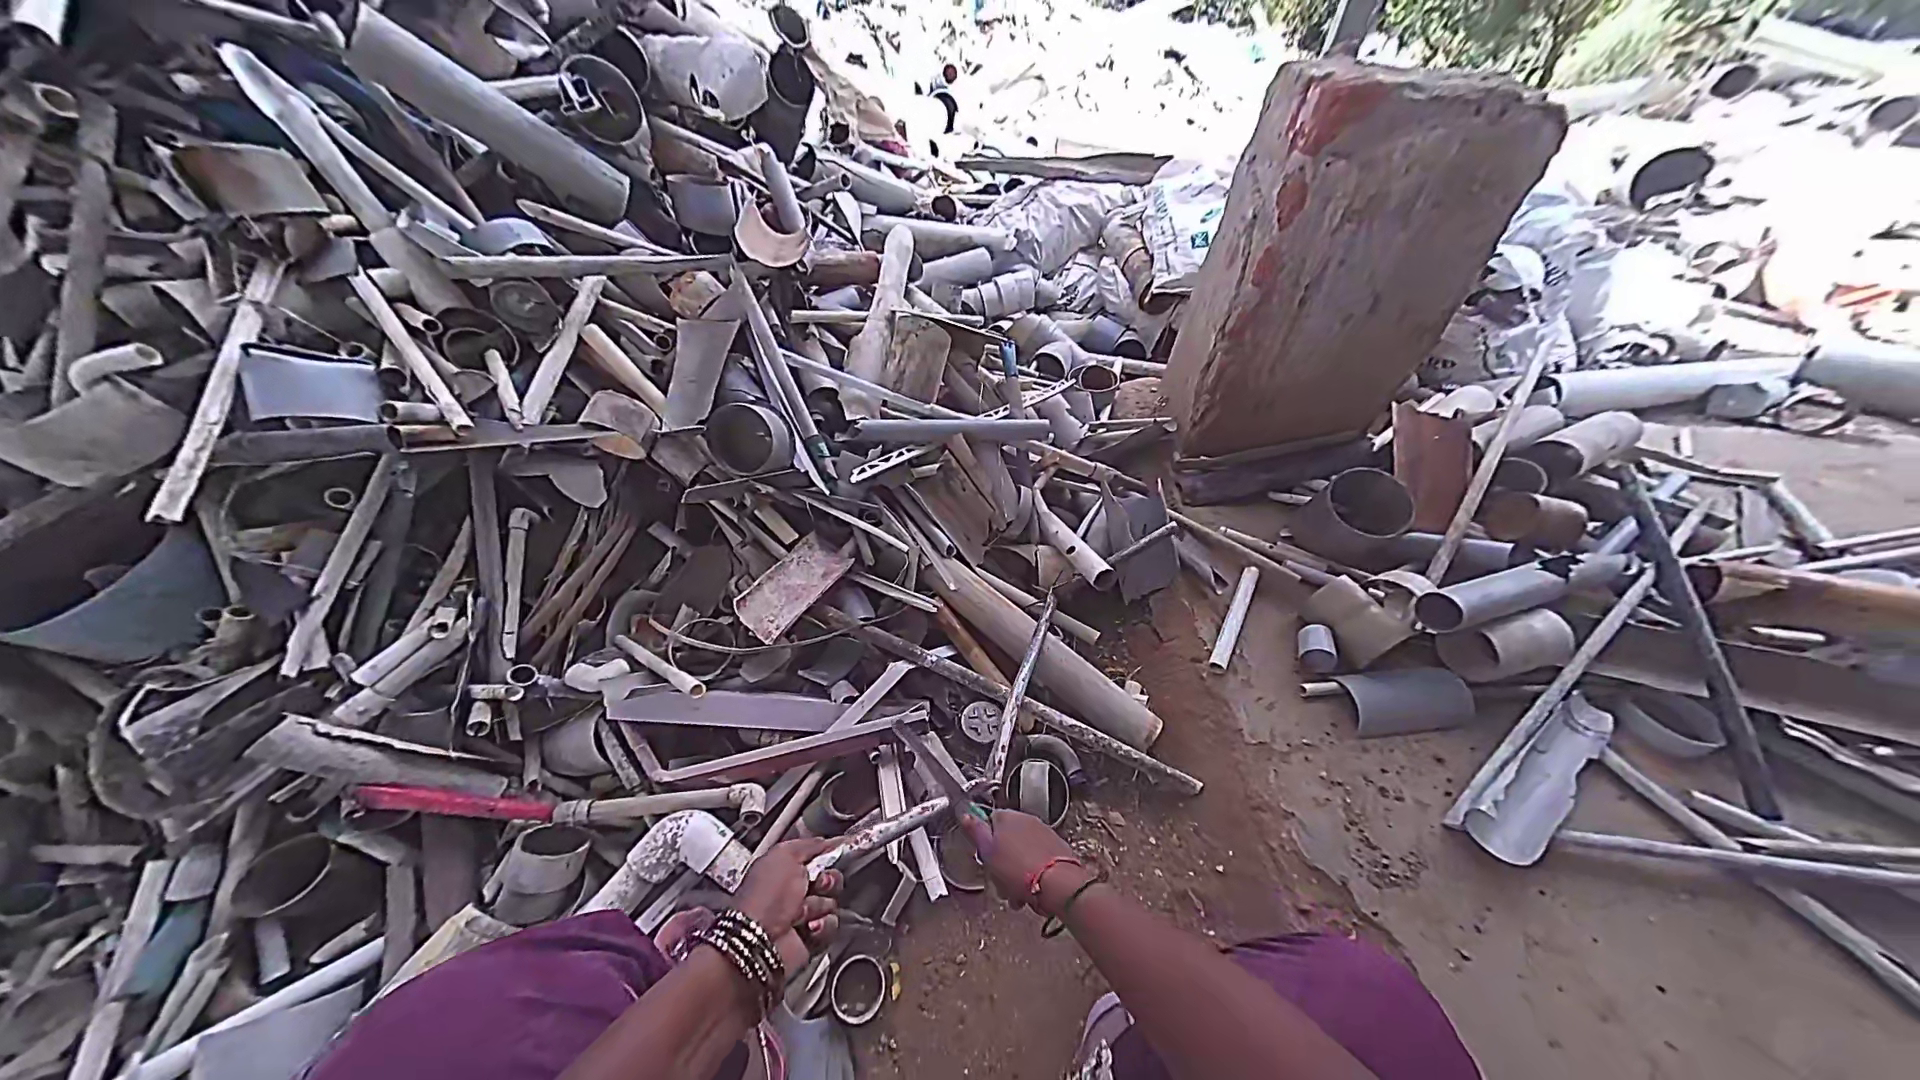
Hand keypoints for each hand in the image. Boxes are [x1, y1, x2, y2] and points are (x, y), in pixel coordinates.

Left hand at [733, 838, 841, 970]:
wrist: (759, 941)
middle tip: (817, 884)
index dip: (827, 855)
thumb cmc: (765, 896)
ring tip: (803, 912)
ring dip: (820, 905)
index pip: (817, 856)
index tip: (834, 854)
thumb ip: (810, 845)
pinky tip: (809, 927)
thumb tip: (832, 840)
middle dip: (828, 881)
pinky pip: (831, 926)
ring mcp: (803, 915)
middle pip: (830, 879)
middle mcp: (793, 891)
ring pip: (832, 902)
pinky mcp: (811, 938)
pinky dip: (823, 925)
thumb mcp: (785, 856)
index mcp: (784, 868)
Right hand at [961, 809, 1090, 917]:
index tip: (985, 858)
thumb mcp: (988, 852)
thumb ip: (975, 831)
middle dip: (1001, 864)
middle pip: (1006, 841)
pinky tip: (1030, 893)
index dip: (984, 843)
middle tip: (1000, 882)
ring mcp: (1043, 834)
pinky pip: (1037, 862)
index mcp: (1007, 817)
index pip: (989, 822)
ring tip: (1016, 895)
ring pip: (1021, 855)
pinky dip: (1032, 875)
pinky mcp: (1056, 850)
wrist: (1058, 884)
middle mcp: (1027, 820)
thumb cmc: (1021, 870)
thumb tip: (966, 815)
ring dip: (1016, 875)